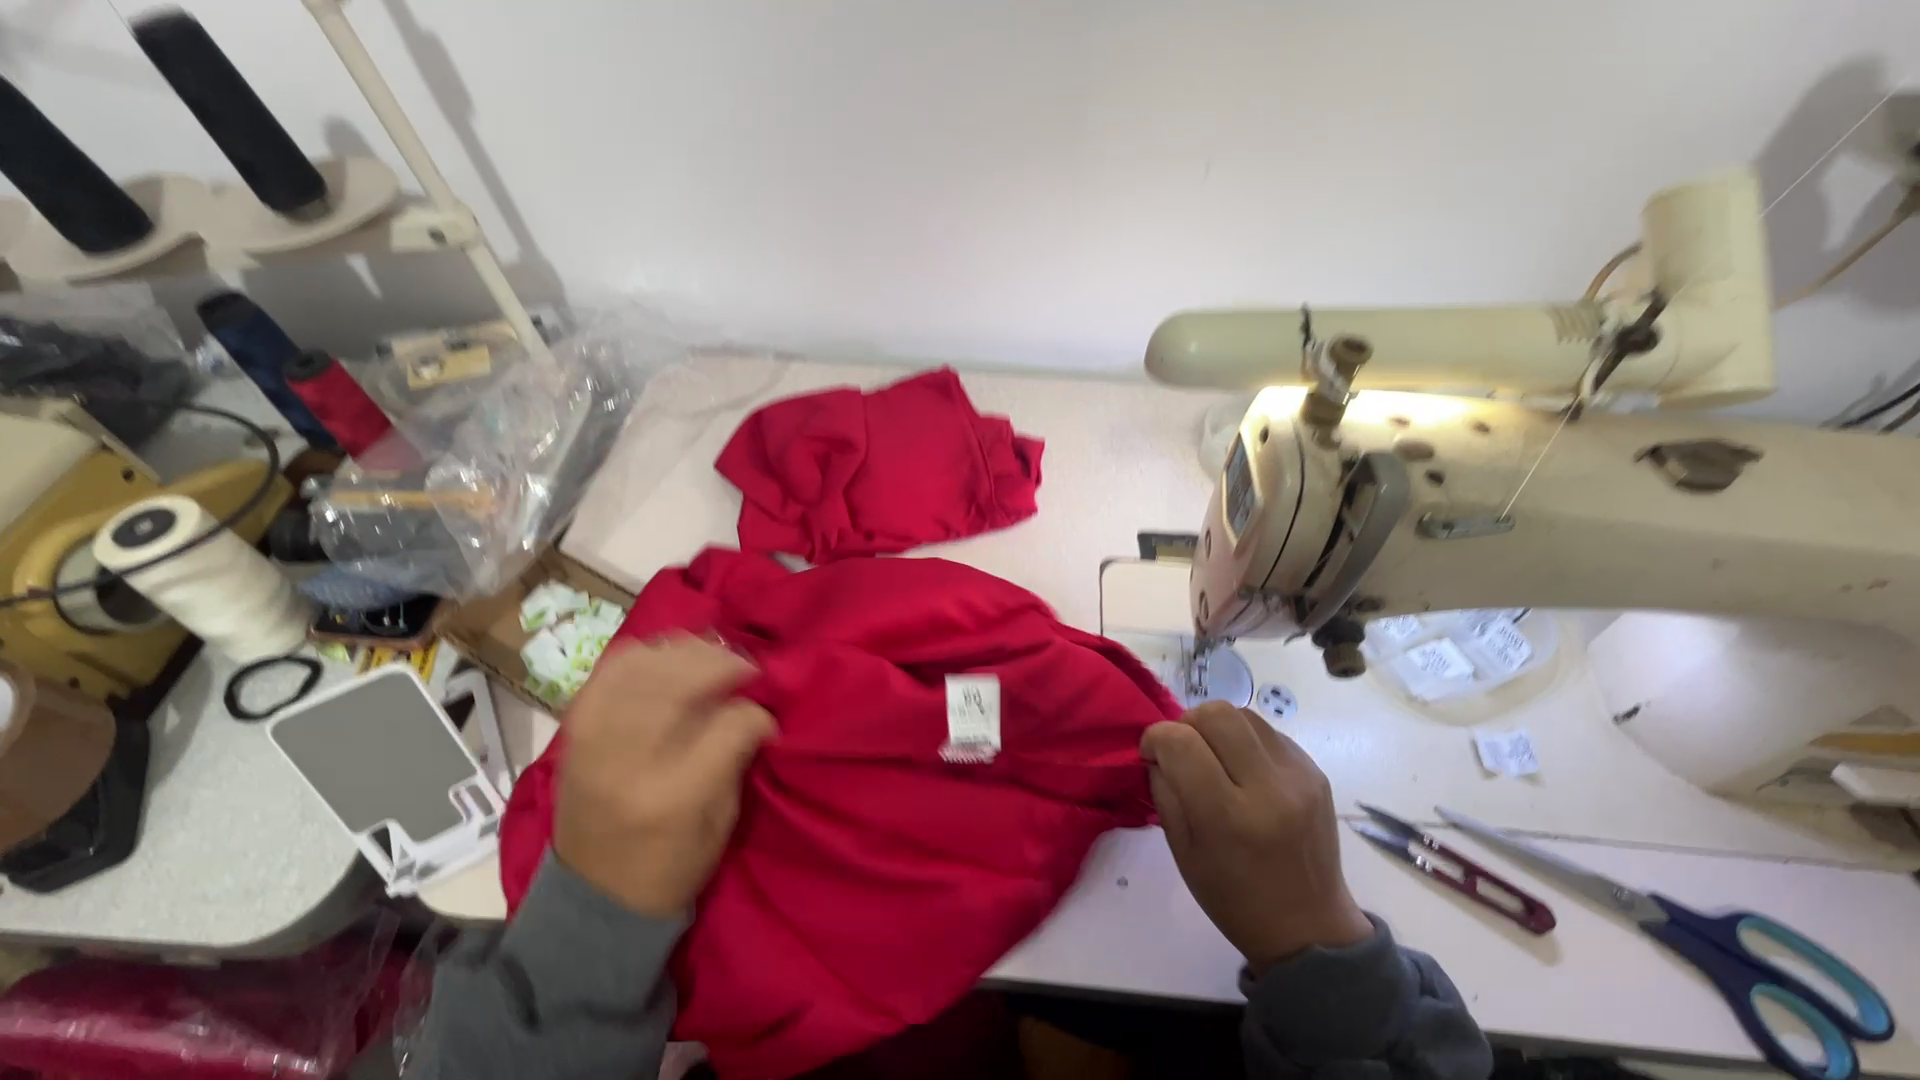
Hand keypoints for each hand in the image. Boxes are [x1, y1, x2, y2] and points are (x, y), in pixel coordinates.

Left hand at [552, 635, 774, 917]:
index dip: (757, 713)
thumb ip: (734, 759)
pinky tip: (669, 659)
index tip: (767, 716)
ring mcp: (594, 742)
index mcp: (674, 796)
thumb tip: (753, 708)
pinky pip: (608, 673)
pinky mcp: (575, 733)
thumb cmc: (669, 868)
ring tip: (711, 656)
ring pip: (642, 667)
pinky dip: (643, 656)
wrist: (592, 899)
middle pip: (679, 683)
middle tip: (746, 667)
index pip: (728, 725)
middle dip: (722, 663)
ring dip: (685, 652)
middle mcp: (628, 761)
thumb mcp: (720, 825)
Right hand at [1142, 702, 1372, 972]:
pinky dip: (1246, 741)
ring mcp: (1298, 777)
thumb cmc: (1233, 897)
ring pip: (1244, 715)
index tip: (1151, 754)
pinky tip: (1244, 770)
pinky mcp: (1316, 772)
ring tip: (1214, 757)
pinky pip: (1269, 733)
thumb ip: (1165, 792)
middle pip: (1216, 714)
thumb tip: (1160, 750)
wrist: (1308, 926)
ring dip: (1218, 728)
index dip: (1155, 738)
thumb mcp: (1182, 851)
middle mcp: (1268, 788)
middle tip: (1183, 750)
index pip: (1180, 743)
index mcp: (1228, 817)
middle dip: (1186, 723)